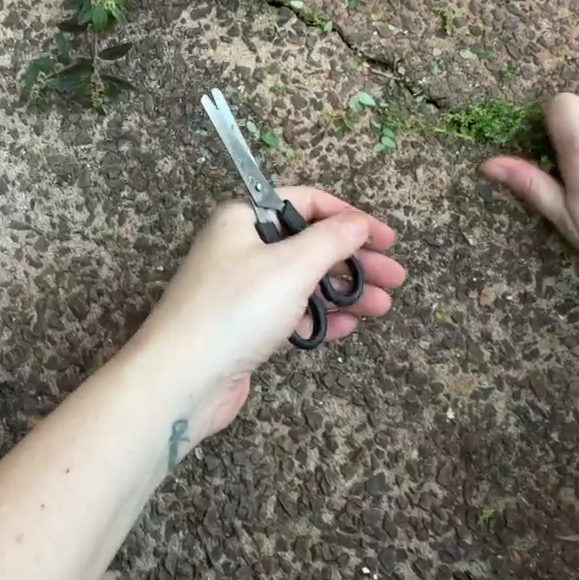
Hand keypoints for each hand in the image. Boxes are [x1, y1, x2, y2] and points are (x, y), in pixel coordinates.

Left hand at [129, 188, 405, 440]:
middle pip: (307, 243)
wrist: (183, 377)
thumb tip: (357, 222)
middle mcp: (240, 246)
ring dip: (343, 291)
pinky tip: (347, 328)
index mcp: (243, 218)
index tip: (386, 239)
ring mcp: (241, 286)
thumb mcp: (291, 266)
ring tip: (382, 307)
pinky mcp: (243, 324)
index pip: (304, 202)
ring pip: (302, 280)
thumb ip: (330, 240)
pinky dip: (318, 316)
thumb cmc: (235, 310)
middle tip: (395, 278)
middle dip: (353, 259)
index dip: (348, 217)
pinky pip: (290, 311)